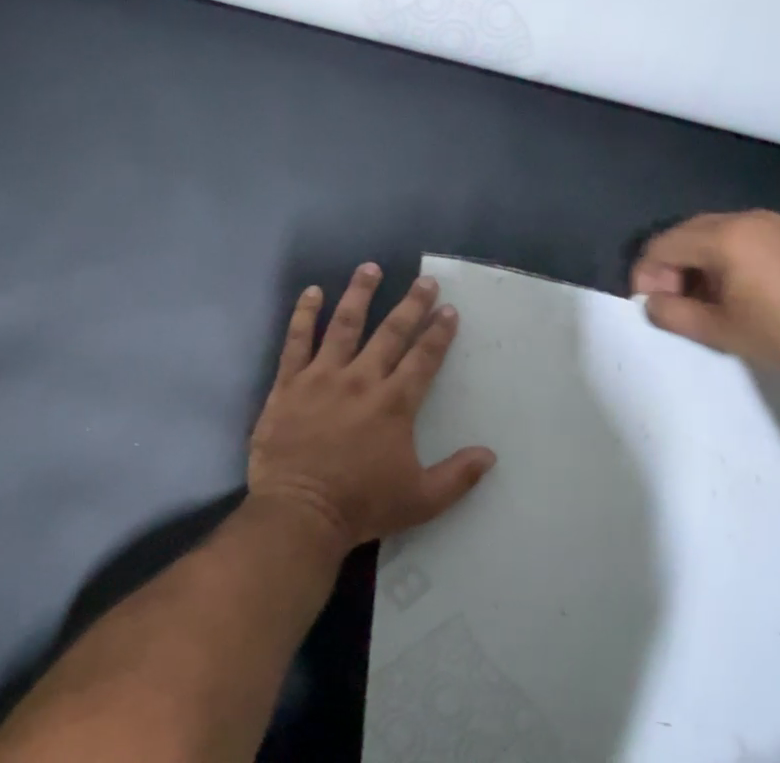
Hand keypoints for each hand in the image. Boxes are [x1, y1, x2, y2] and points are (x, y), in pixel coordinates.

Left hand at [246, 264, 495, 552]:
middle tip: (424, 281)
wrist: (300, 511)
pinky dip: (305, 314)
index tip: (449, 310)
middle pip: (390, 333)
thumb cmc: (362, 505)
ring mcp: (322, 377)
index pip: (423, 359)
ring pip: (344, 325)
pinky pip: (297, 340)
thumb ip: (458, 476)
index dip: (438, 333)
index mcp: (394, 404)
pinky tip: (312, 292)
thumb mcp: (421, 499)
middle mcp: (361, 380)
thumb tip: (490, 455)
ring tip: (369, 269)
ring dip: (359, 294)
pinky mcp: (289, 383)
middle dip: (410, 305)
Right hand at [629, 210, 779, 387]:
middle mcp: (753, 219)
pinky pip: (762, 241)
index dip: (646, 275)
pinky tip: (759, 294)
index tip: (654, 306)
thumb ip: (673, 314)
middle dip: (674, 265)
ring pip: (727, 234)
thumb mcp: (721, 332)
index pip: (662, 244)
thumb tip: (653, 302)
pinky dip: (743, 261)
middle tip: (679, 301)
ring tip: (717, 300)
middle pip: (691, 232)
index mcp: (725, 237)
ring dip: (708, 263)